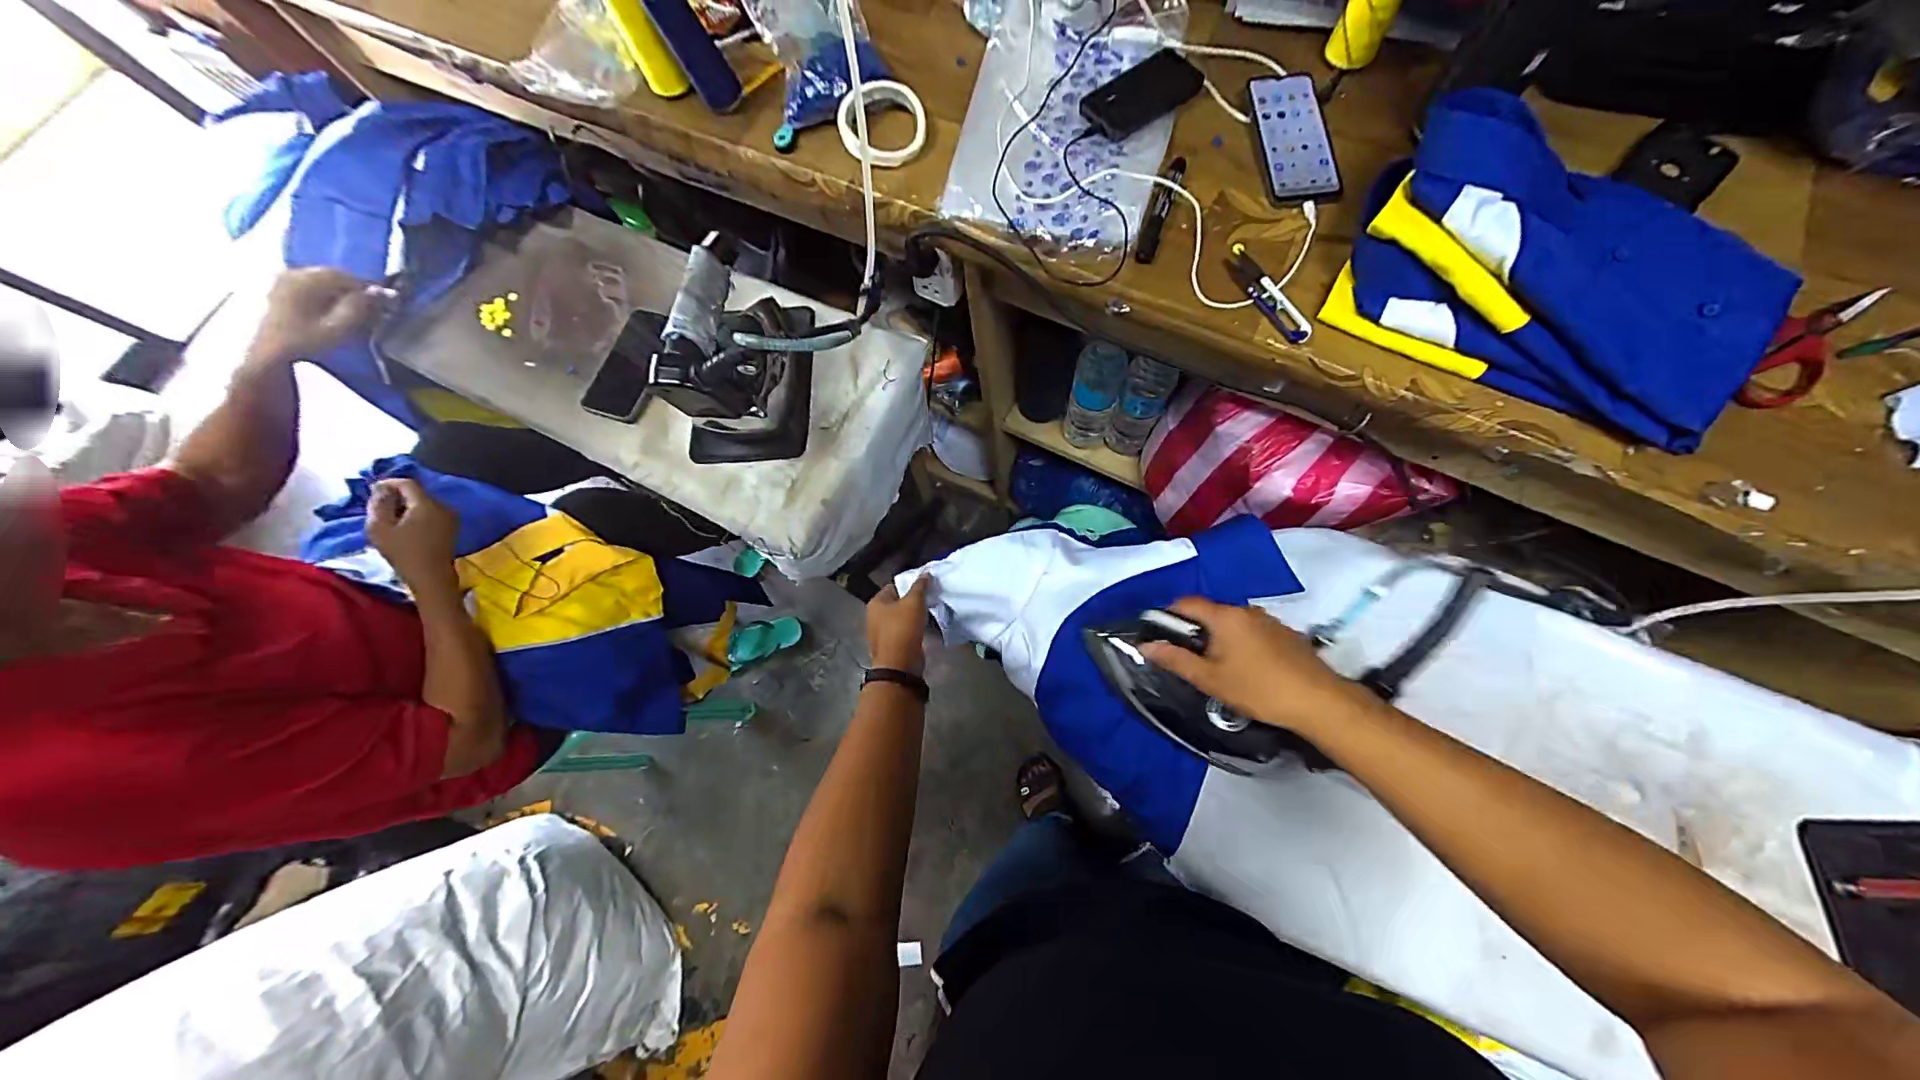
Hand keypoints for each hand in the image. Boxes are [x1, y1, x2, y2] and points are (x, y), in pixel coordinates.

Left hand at [246, 267, 395, 365]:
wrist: (260, 355)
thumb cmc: (302, 342)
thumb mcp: (337, 328)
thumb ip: (359, 308)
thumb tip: (378, 293)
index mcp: (306, 279)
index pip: (345, 275)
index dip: (367, 288)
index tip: (381, 304)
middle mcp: (290, 273)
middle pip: (329, 275)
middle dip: (350, 290)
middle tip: (366, 310)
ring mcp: (278, 281)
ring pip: (317, 281)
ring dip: (335, 293)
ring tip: (347, 313)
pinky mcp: (272, 291)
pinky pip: (304, 287)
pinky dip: (320, 296)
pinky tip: (325, 313)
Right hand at [367, 479, 459, 589]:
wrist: (432, 576)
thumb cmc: (403, 552)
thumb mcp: (380, 527)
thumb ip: (379, 504)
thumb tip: (382, 488)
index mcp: (427, 504)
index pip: (408, 483)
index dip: (389, 483)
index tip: (373, 491)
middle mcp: (444, 506)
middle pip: (417, 493)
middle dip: (397, 496)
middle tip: (380, 508)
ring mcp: (451, 517)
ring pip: (425, 504)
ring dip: (407, 507)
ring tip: (391, 519)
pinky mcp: (452, 528)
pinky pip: (432, 514)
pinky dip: (418, 515)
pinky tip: (406, 527)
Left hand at [867, 576, 929, 673]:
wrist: (899, 664)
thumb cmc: (903, 628)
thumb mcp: (914, 602)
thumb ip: (920, 586)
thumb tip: (925, 572)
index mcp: (876, 602)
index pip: (893, 586)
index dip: (909, 584)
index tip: (925, 586)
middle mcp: (874, 616)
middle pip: (897, 602)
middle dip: (912, 601)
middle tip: (929, 599)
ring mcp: (881, 632)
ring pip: (900, 618)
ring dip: (913, 616)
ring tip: (929, 612)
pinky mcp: (890, 645)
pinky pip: (903, 631)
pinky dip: (912, 629)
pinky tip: (924, 628)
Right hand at [1140, 597, 1375, 734]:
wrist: (1319, 701)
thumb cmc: (1258, 689)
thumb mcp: (1210, 679)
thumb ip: (1175, 659)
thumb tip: (1146, 645)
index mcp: (1224, 616)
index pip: (1185, 602)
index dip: (1167, 615)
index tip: (1160, 637)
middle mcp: (1246, 610)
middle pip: (1209, 612)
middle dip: (1193, 630)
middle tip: (1188, 659)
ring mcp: (1269, 620)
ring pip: (1232, 623)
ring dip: (1218, 637)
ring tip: (1217, 667)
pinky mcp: (1286, 634)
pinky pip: (1252, 631)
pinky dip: (1241, 643)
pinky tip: (1246, 669)